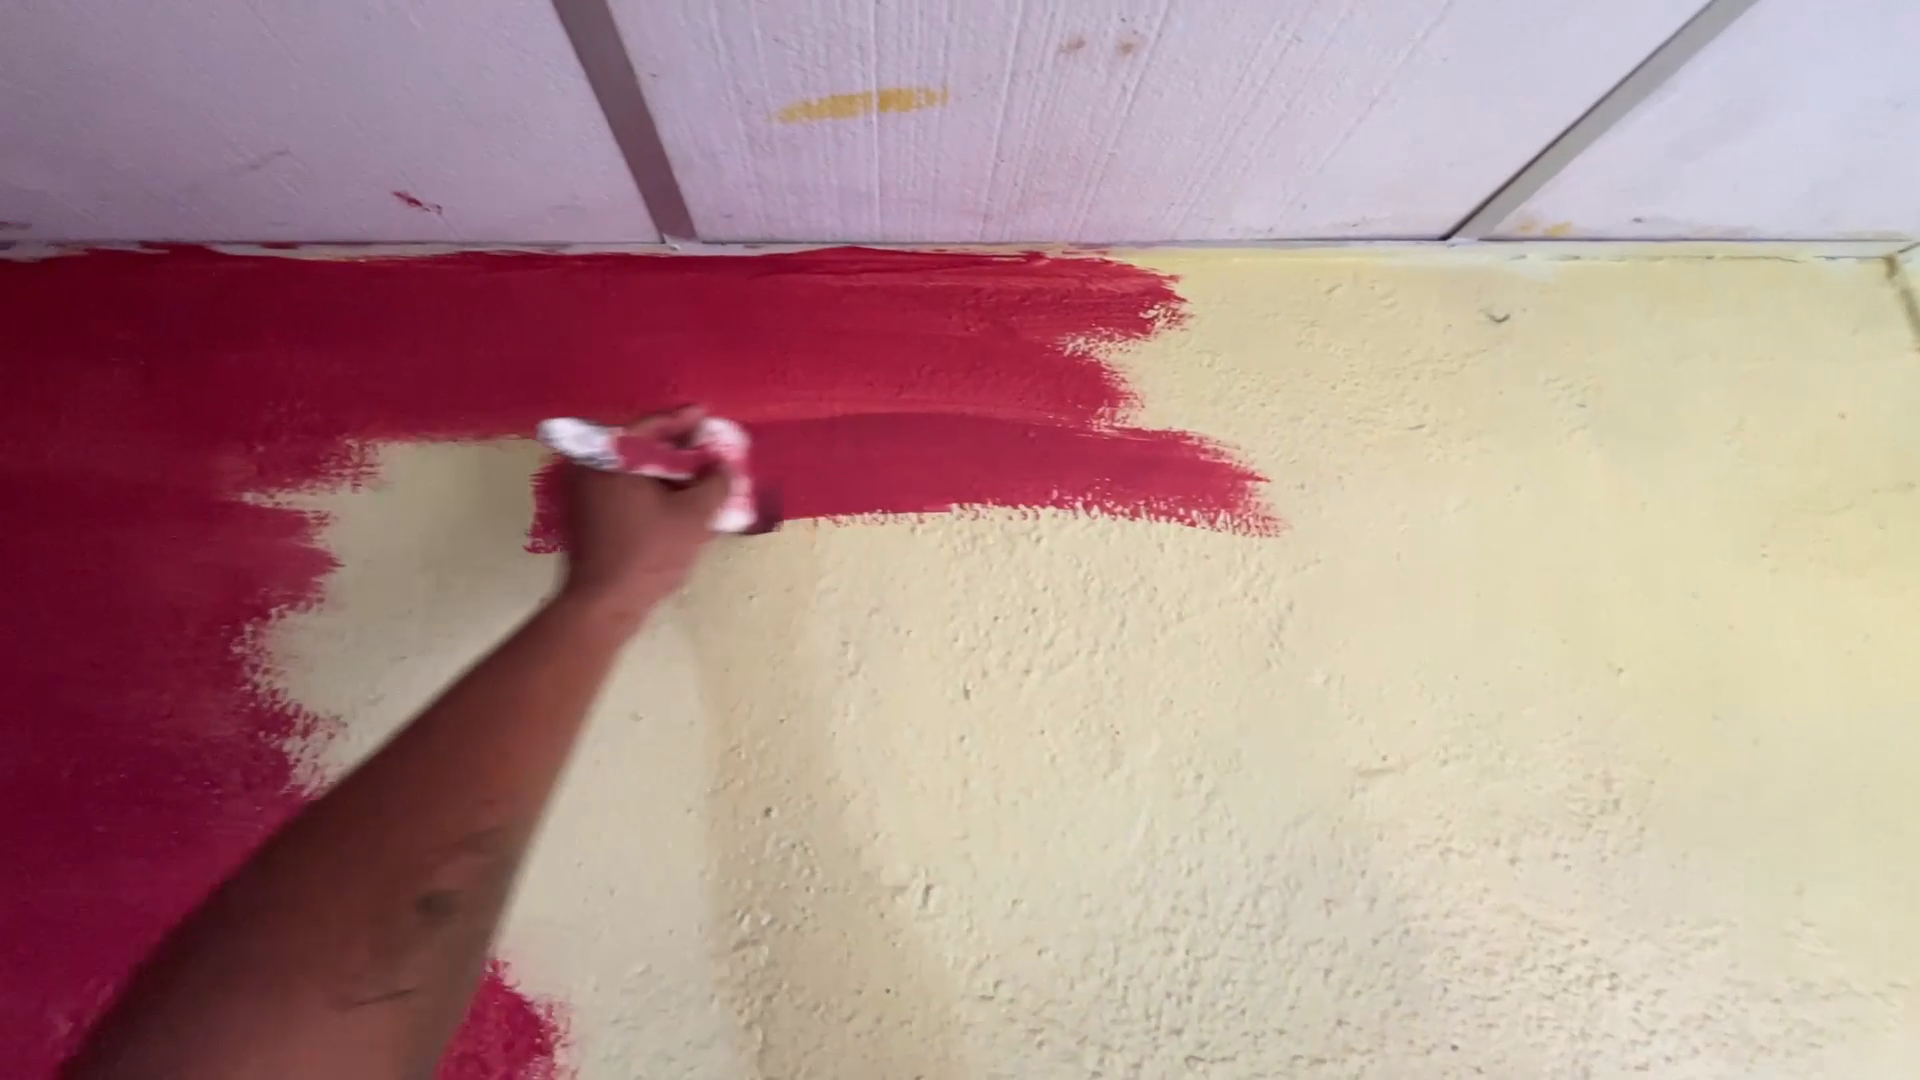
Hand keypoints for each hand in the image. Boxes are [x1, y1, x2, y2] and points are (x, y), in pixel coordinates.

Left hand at [554, 408, 729, 629]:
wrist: (605, 603)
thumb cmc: (648, 553)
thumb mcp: (693, 515)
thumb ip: (715, 483)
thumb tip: (723, 467)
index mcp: (607, 458)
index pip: (650, 427)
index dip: (683, 420)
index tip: (706, 415)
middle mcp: (588, 468)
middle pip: (640, 446)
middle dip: (677, 447)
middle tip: (707, 447)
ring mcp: (584, 494)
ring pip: (633, 470)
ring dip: (667, 471)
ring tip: (699, 474)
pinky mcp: (588, 516)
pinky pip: (626, 489)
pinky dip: (653, 489)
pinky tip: (679, 499)